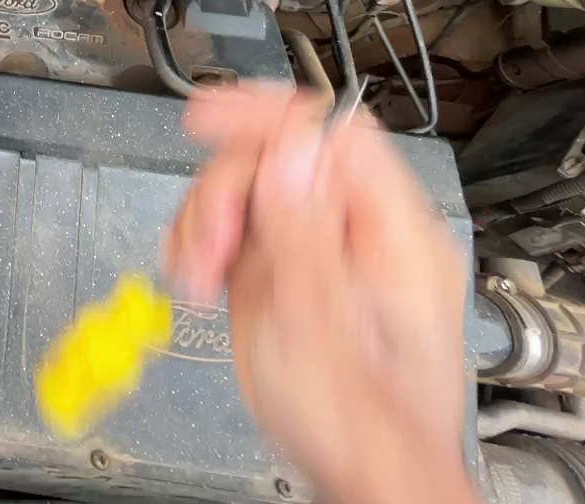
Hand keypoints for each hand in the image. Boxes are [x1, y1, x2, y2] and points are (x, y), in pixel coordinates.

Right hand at [163, 86, 475, 503]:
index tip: (203, 117)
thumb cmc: (354, 417)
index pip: (331, 133)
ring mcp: (312, 243)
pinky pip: (224, 221)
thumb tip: (290, 149)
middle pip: (268, 160)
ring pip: (237, 187)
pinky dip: (196, 240)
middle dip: (220, 195)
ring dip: (201, 222)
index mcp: (388, 234)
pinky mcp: (278, 261)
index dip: (265, 115)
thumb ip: (302, 227)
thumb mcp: (317, 318)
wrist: (352, 470)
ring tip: (199, 274)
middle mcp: (352, 228)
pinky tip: (196, 274)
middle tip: (206, 246)